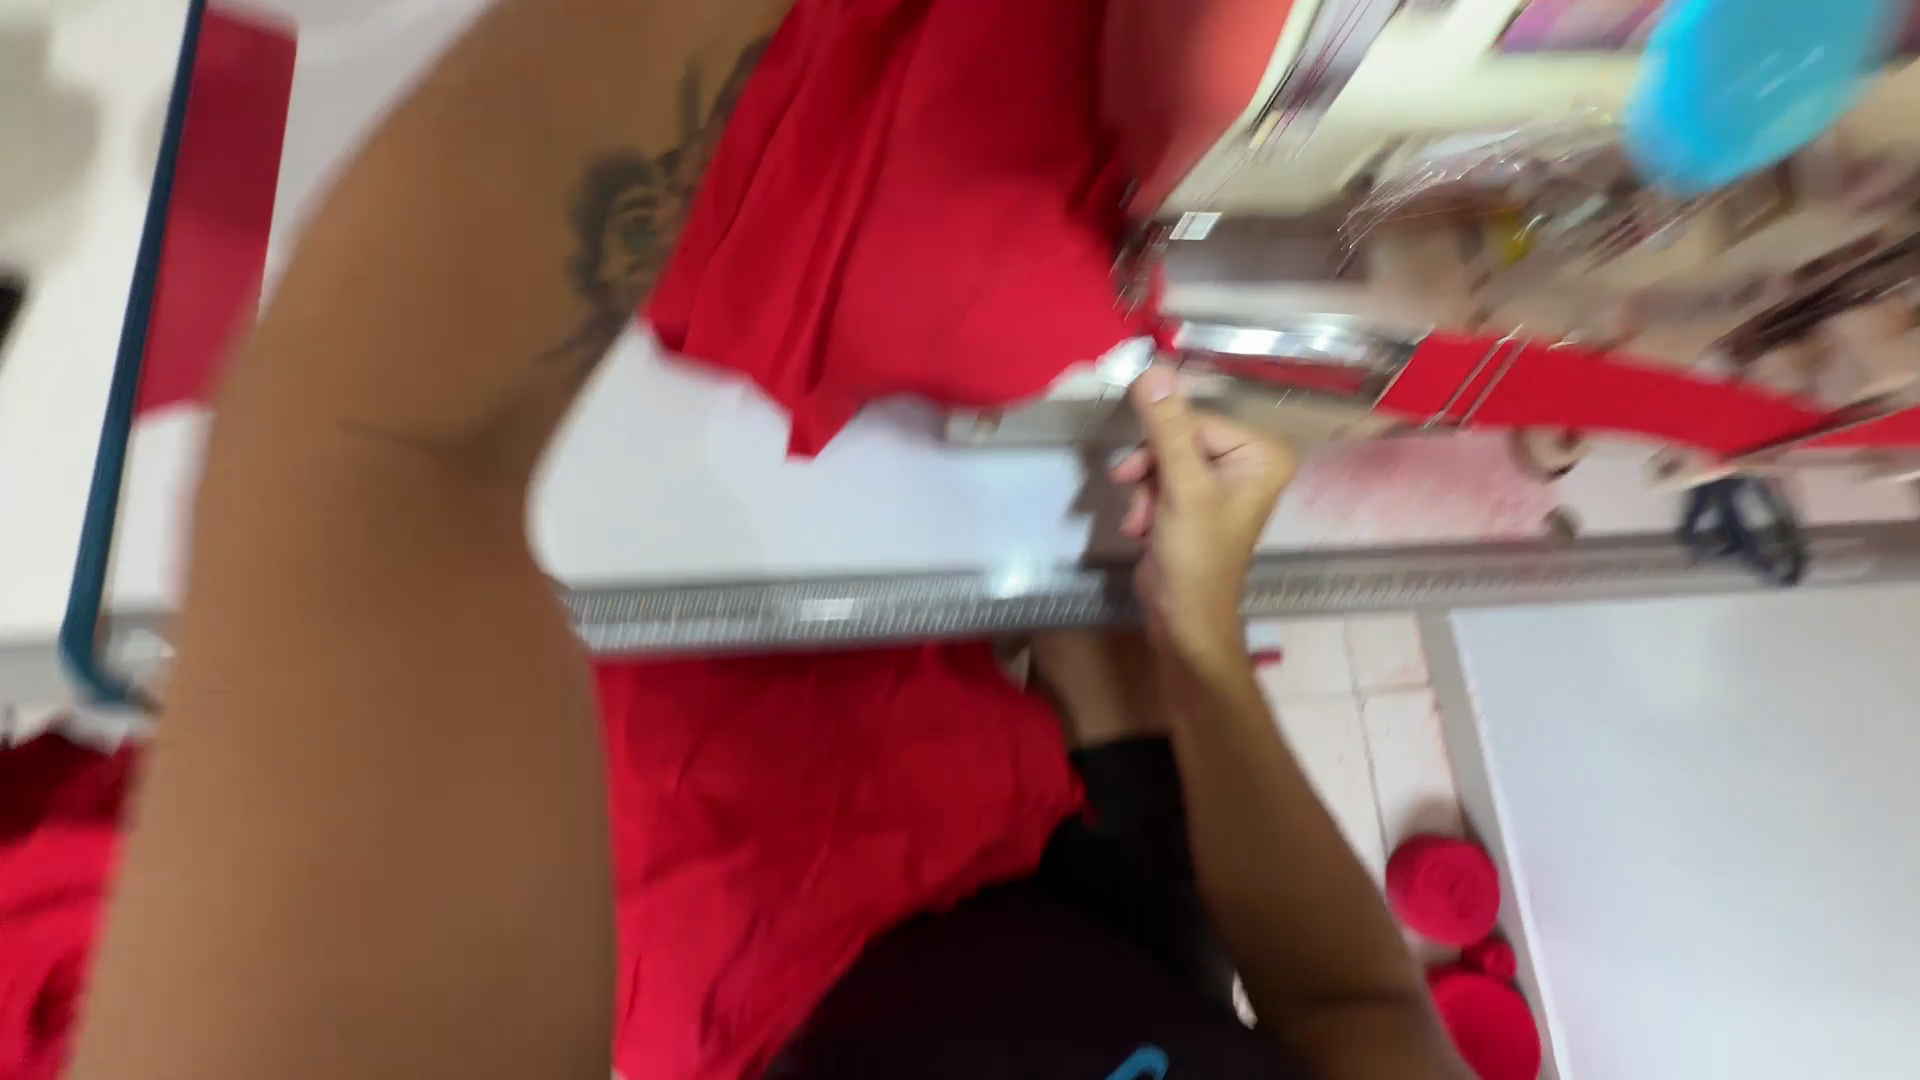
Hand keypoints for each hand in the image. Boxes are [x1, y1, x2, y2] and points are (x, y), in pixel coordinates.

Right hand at [1112, 366, 1296, 671]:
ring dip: (1145, 489)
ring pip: (1165, 457)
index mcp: (1262, 453)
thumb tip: (1154, 370)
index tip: (1132, 469)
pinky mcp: (1197, 499)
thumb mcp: (1180, 488)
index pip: (1198, 420)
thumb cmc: (1194, 556)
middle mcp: (1248, 461)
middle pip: (1180, 437)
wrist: (1183, 618)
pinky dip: (1147, 501)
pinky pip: (1163, 478)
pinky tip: (1143, 527)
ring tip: (1142, 520)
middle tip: (1132, 491)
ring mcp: (1221, 482)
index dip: (1161, 441)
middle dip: (1151, 469)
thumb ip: (1166, 430)